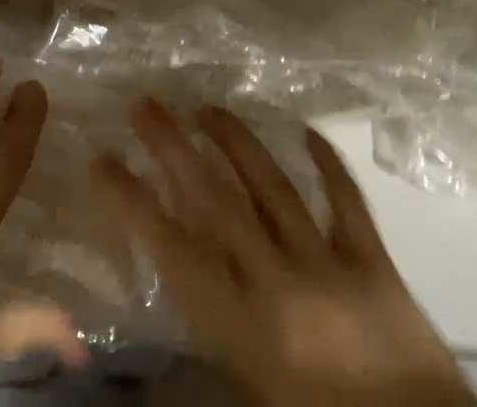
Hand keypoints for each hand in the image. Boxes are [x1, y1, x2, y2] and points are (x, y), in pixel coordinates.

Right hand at [95, 99, 476, 406]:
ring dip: (234, 142)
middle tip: (144, 105)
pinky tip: (306, 130)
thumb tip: (179, 254)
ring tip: (206, 108)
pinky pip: (346, 201)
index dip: (130, 198)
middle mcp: (271, 280)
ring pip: (270, 187)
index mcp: (234, 318)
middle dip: (173, 147)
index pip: (168, 244)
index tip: (103, 160)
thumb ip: (210, 310)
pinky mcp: (372, 260)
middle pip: (213, 199)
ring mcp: (324, 263)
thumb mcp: (243, 370)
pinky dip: (327, 163)